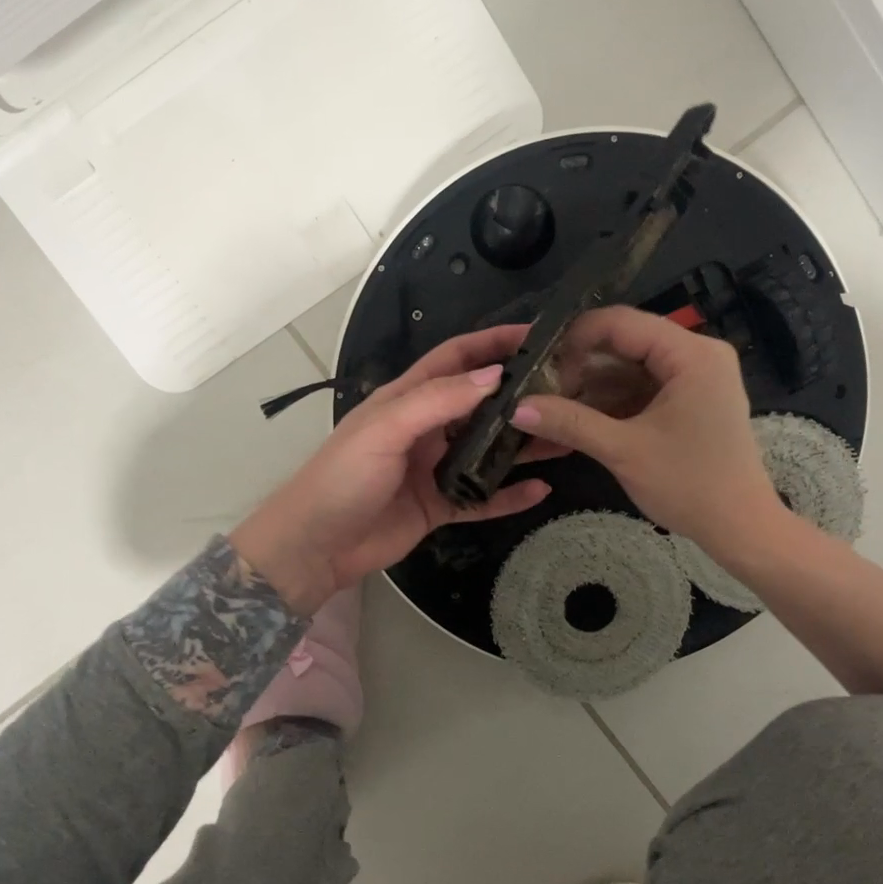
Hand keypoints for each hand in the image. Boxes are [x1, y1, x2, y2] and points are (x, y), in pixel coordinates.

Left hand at [231, 325, 552, 612]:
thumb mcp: (386, 429)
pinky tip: (541, 490)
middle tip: (567, 390)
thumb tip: (493, 375)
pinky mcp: (439, 507)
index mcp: (407, 399)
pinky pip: (482, 498)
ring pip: (488, 451)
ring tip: (567, 436)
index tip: (538, 337)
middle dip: (519, 394)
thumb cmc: (342, 477)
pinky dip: (509, 495)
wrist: (315, 546)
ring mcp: (434, 469)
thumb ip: (437, 401)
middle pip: (481, 404)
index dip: (493, 343)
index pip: (456, 359)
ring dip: (523, 444)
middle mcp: (426, 429)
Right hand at [511, 305, 779, 552]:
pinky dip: (611, 403)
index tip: (537, 367)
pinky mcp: (690, 400)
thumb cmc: (689, 485)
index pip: (620, 322)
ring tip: (550, 408)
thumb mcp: (623, 451)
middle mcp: (697, 353)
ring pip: (629, 368)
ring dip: (591, 388)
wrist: (740, 528)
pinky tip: (577, 420)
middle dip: (579, 366)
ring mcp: (696, 377)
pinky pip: (642, 388)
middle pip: (624, 343)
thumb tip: (514, 408)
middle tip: (539, 390)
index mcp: (691, 353)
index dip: (573, 339)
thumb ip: (569, 423)